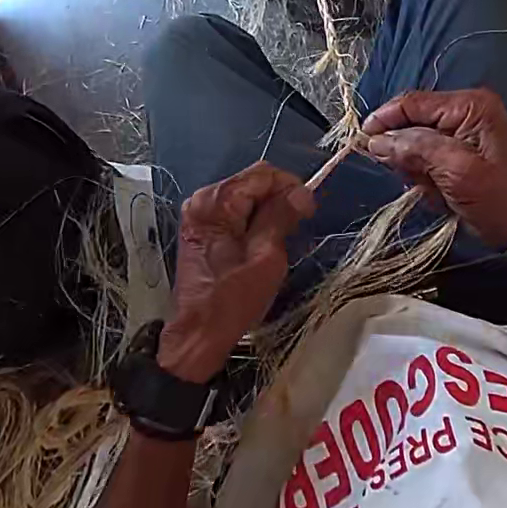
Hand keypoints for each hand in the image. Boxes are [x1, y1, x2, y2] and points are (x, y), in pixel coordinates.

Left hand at [161, 163, 315, 382]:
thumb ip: (281, 217)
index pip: (262, 173)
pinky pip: (234, 213)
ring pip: (245, 197)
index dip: (290, 186)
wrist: (199, 333)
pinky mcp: (201, 229)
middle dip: (279, 199)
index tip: (307, 209)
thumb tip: (300, 192)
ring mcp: (199, 215)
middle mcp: (202, 201)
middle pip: (252, 182)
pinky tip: (264, 242)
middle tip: (298, 225)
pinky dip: (253, 221)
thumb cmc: (231, 300)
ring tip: (282, 238)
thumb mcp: (266, 257)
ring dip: (268, 211)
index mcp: (215, 203)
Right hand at [362, 88, 506, 247]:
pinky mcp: (458, 153)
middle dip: (404, 152)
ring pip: (412, 144)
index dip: (383, 120)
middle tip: (416, 177)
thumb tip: (374, 140)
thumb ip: (414, 147)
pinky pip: (423, 160)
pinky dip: (424, 178)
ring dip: (414, 169)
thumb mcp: (455, 169)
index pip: (411, 102)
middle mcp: (463, 112)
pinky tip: (439, 193)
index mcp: (468, 105)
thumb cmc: (499, 197)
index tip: (361, 143)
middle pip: (409, 123)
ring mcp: (461, 133)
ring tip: (433, 188)